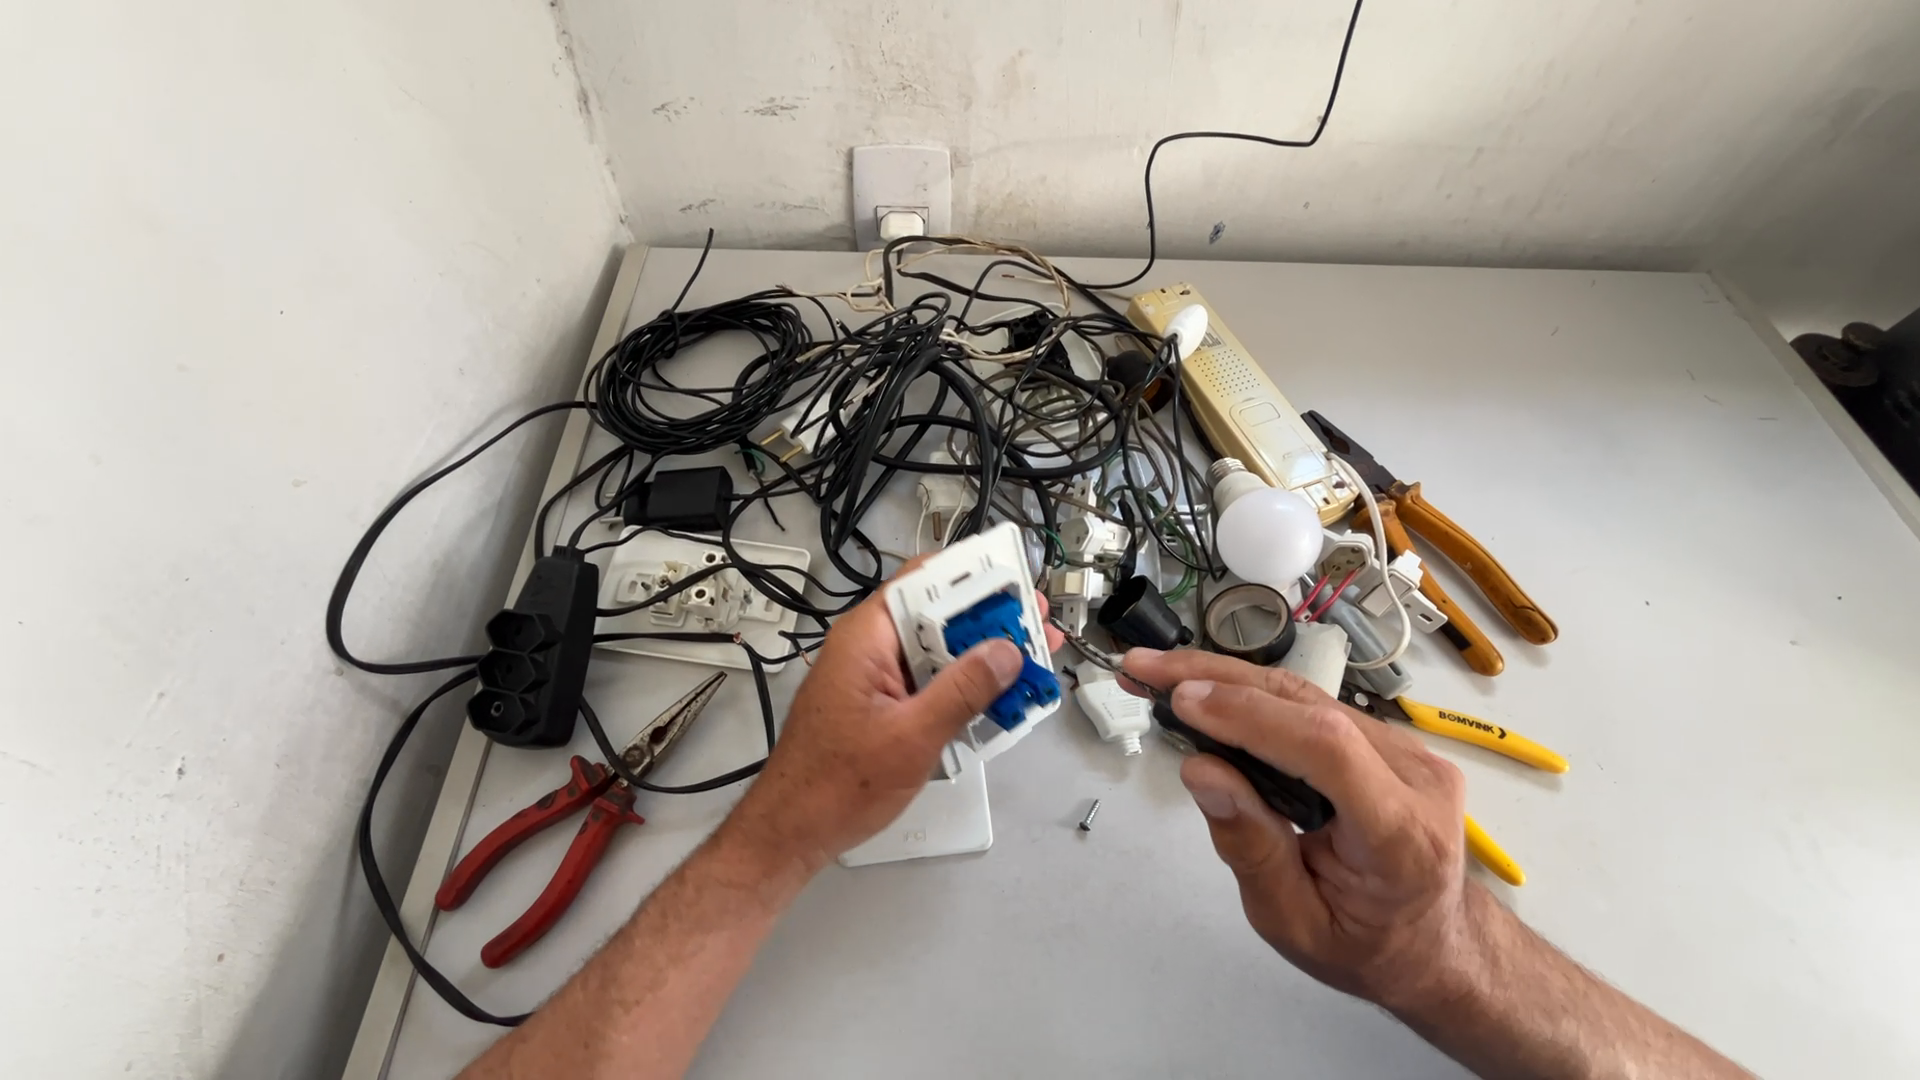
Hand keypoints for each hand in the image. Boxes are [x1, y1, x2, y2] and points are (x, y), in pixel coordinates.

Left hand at [721, 567, 1060, 871]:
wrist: (792, 832)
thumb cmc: (840, 784)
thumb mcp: (912, 736)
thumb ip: (962, 691)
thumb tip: (1007, 651)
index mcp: (867, 637)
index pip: (922, 581)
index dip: (973, 578)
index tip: (1017, 585)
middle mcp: (870, 646)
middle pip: (936, 615)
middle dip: (989, 621)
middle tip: (1037, 627)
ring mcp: (875, 676)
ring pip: (936, 651)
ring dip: (980, 658)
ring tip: (1030, 662)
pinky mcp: (882, 703)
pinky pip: (928, 681)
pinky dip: (961, 687)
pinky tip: (998, 700)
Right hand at [1122, 648, 1475, 1013]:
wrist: (1434, 941)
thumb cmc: (1362, 944)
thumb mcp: (1292, 922)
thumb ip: (1250, 848)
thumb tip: (1199, 770)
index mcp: (1401, 835)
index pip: (1327, 750)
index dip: (1251, 716)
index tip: (1181, 700)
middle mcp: (1413, 775)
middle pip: (1308, 704)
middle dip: (1217, 679)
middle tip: (1143, 668)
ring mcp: (1404, 747)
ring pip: (1302, 692)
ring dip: (1221, 676)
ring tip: (1155, 672)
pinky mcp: (1383, 736)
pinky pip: (1305, 702)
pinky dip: (1244, 691)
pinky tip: (1199, 688)